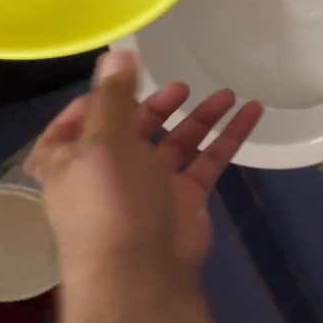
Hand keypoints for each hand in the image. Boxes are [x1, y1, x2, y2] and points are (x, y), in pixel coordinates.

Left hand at [29, 51, 262, 288]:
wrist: (140, 268)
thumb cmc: (110, 203)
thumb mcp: (104, 143)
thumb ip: (114, 98)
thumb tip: (117, 54)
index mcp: (73, 162)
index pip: (69, 129)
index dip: (89, 105)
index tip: (119, 80)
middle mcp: (108, 171)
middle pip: (132, 129)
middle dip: (156, 105)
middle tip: (181, 86)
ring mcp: (150, 184)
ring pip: (177, 141)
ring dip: (200, 116)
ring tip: (228, 93)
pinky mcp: (185, 195)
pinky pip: (209, 157)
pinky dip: (230, 134)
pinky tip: (253, 112)